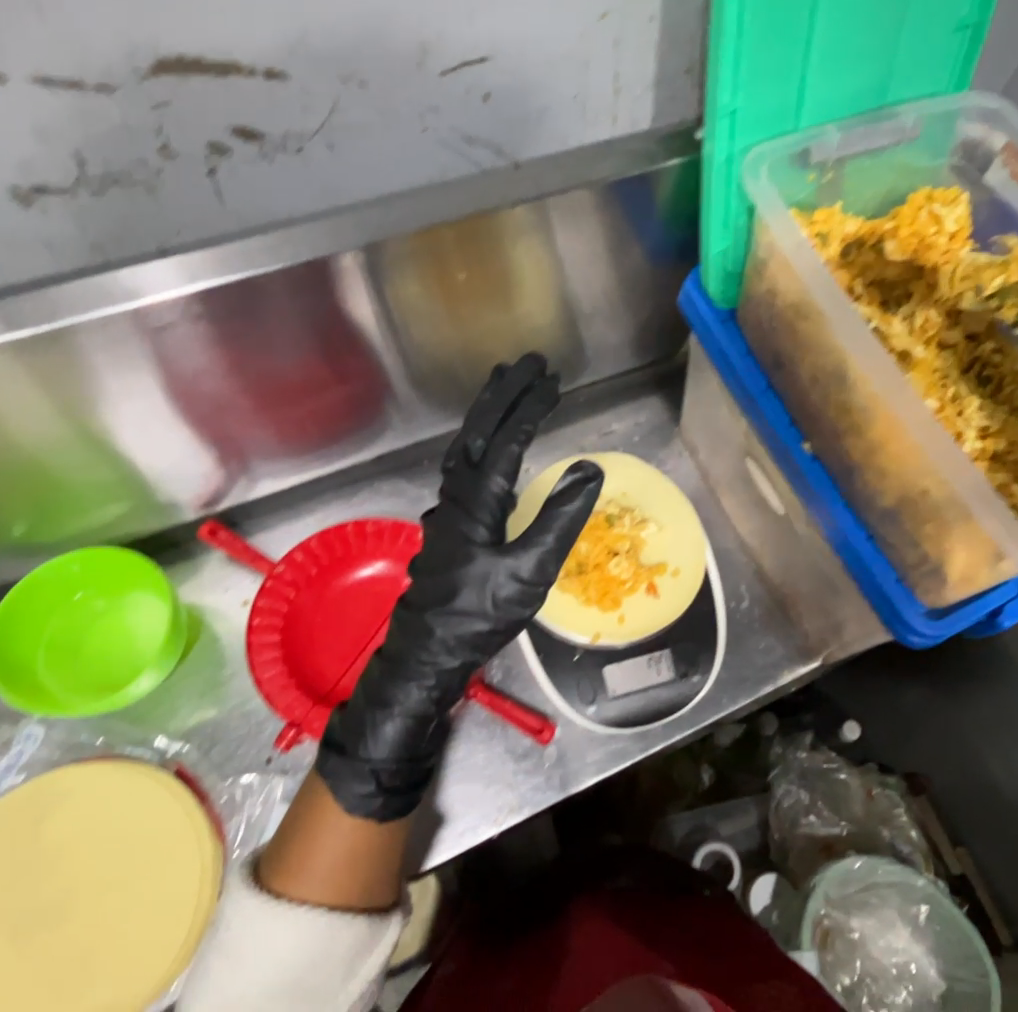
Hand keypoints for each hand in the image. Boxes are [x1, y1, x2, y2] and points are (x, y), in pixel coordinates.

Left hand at [316, 354, 601, 819]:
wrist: (429, 653)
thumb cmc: (480, 615)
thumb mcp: (529, 571)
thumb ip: (559, 519)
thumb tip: (588, 469)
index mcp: (476, 501)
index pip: (506, 441)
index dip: (528, 408)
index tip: (552, 380)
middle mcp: (456, 495)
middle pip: (477, 431)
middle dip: (504, 394)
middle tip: (530, 364)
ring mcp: (448, 509)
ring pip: (465, 446)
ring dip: (487, 413)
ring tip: (506, 386)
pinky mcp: (449, 524)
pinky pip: (463, 465)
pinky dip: (480, 441)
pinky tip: (491, 447)